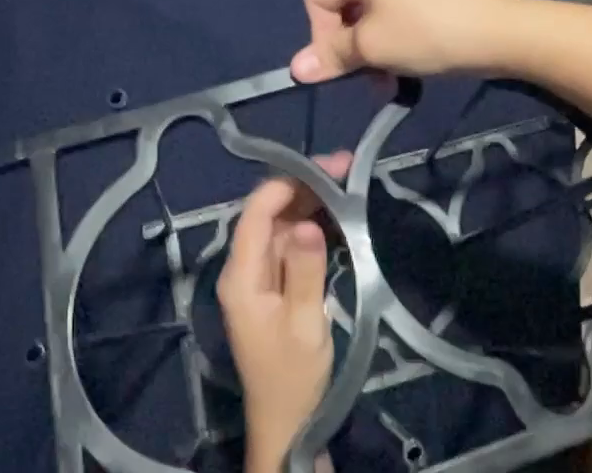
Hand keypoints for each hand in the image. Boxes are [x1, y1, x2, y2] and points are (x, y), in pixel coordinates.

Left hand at [219, 152, 351, 472]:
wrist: (287, 422)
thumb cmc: (293, 376)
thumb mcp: (305, 324)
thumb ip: (305, 271)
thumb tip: (306, 223)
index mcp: (242, 275)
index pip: (257, 213)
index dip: (288, 184)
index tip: (326, 168)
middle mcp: (245, 268)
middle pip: (270, 214)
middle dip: (305, 187)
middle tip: (347, 169)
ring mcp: (260, 276)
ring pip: (283, 226)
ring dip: (313, 204)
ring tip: (349, 184)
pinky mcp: (276, 285)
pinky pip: (292, 245)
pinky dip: (315, 228)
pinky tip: (341, 217)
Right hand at [290, 0, 520, 83]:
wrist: (500, 31)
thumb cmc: (428, 33)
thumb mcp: (373, 48)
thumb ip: (332, 55)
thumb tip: (295, 70)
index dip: (319, 35)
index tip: (344, 65)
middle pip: (341, 3)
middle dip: (347, 42)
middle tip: (367, 74)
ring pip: (367, 10)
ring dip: (370, 45)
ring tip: (389, 74)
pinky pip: (392, 8)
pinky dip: (391, 34)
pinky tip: (408, 59)